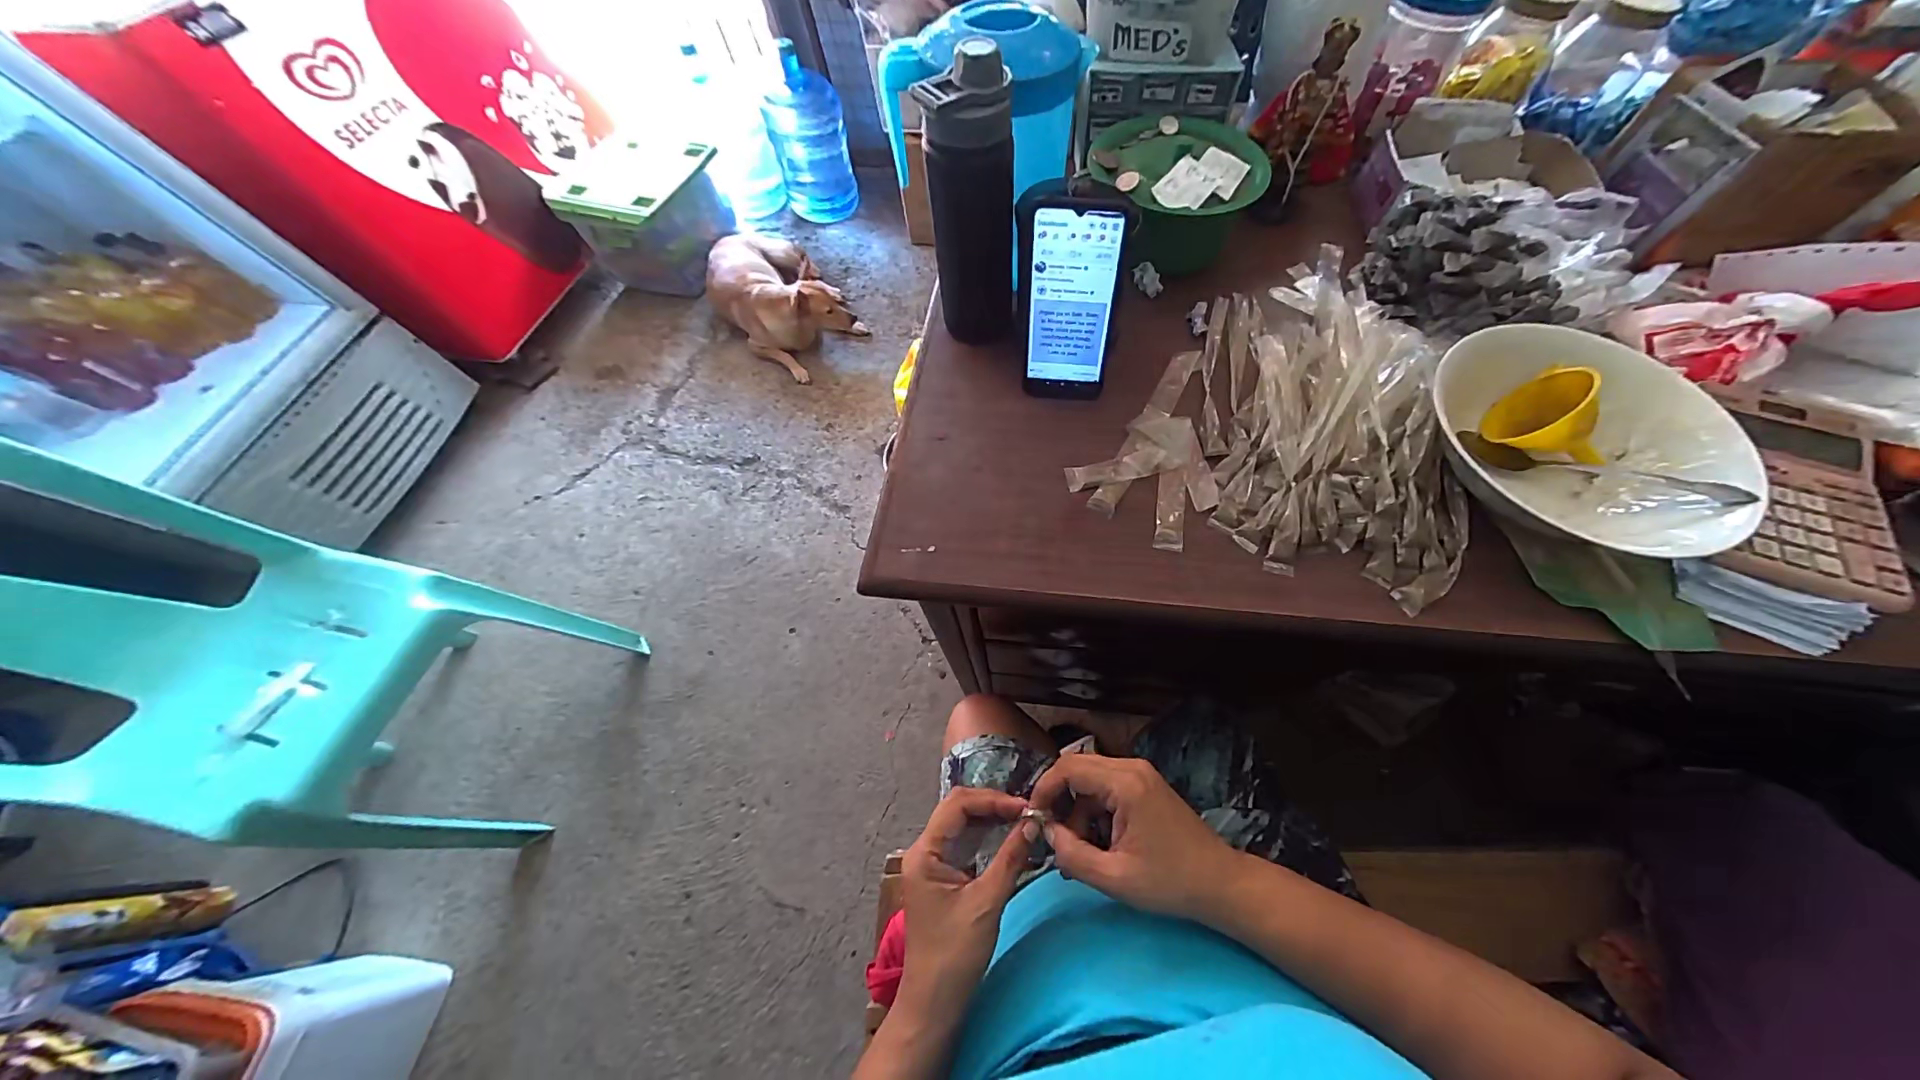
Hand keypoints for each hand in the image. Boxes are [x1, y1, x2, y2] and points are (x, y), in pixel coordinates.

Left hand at [897, 786, 1036, 1016]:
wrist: (934, 1003)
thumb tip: (1033, 823)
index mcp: (924, 852)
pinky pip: (966, 844)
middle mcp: (924, 851)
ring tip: (1024, 820)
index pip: (958, 805)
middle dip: (993, 806)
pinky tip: (1010, 838)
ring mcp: (932, 863)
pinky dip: (988, 837)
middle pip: (959, 810)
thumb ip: (1010, 859)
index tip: (1025, 807)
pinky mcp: (943, 876)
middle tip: (1028, 811)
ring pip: (963, 826)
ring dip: (992, 819)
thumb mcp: (986, 903)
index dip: (992, 800)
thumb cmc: (955, 954)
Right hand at [1029, 753, 1246, 921]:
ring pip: (1090, 781)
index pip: (1068, 768)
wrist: (1221, 884)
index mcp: (1125, 783)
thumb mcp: (1114, 877)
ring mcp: (1141, 775)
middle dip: (1060, 802)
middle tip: (1054, 838)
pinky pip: (1107, 789)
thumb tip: (1045, 833)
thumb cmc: (1170, 882)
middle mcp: (1132, 768)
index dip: (1044, 790)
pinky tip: (1098, 845)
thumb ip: (1071, 854)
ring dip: (1078, 811)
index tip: (1034, 820)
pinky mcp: (1145, 787)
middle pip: (1077, 770)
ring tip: (1079, 851)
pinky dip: (1095, 812)